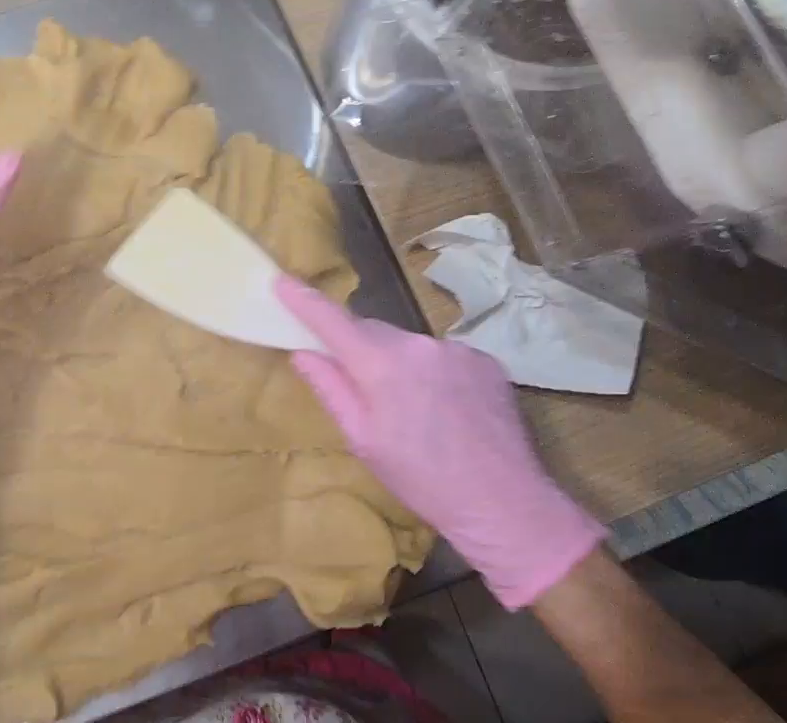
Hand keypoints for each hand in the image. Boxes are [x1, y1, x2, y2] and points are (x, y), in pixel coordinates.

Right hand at [275, 277, 604, 609]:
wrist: (505, 505)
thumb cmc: (421, 480)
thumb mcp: (363, 440)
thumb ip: (331, 388)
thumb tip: (303, 351)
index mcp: (382, 364)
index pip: (333, 321)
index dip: (304, 300)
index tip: (281, 281)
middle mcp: (419, 343)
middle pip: (373, 332)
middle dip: (358, 348)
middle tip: (358, 387)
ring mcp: (457, 350)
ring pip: (409, 345)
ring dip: (399, 364)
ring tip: (412, 411)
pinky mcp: (487, 361)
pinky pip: (443, 357)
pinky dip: (433, 373)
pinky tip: (446, 410)